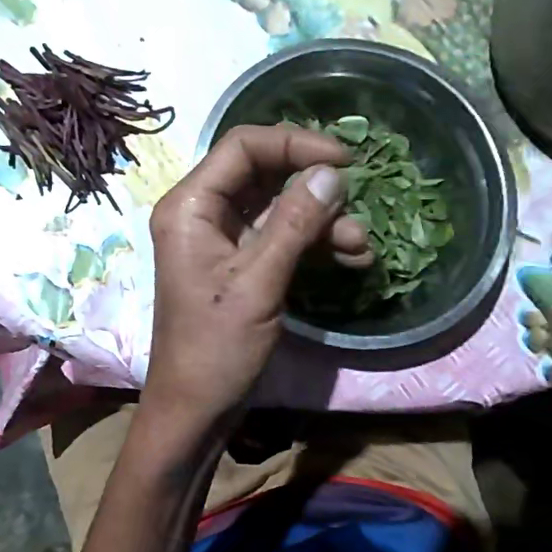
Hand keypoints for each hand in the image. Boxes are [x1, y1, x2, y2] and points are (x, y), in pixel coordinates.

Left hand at [143, 125, 362, 419]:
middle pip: (264, 172)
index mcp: (191, 206)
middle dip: (313, 184)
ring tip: (360, 245)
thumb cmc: (215, 348)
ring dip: (321, 220)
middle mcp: (203, 213)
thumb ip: (294, 223)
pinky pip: (281, 237)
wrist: (195, 409)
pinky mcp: (240, 263)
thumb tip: (332, 173)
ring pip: (278, 206)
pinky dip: (314, 243)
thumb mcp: (258, 282)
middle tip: (355, 199)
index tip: (345, 158)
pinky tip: (352, 259)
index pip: (243, 147)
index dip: (294, 143)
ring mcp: (222, 239)